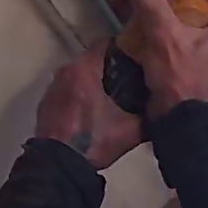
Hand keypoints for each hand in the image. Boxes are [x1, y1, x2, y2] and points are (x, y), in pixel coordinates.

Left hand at [35, 44, 142, 169]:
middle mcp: (65, 71)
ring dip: (91, 81)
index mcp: (84, 69)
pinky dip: (77, 94)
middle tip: (127, 79)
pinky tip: (89, 111)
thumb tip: (162, 107)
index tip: (134, 57)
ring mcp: (52, 86)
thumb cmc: (94, 140)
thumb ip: (148, 115)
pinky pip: (66, 89)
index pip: (104, 43)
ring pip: (77, 74)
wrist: (59, 165)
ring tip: (109, 96)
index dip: (121, 47)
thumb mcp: (130, 130)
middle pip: (91, 59)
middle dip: (108, 67)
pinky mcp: (45, 103)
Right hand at [124, 0, 207, 119]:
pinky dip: (167, 34)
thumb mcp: (164, 34)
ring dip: (172, 17)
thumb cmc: (179, 74)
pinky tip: (148, 28)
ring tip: (152, 3)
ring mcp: (207, 57)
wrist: (176, 118)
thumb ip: (151, 5)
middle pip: (204, 11)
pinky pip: (180, 42)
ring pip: (190, 27)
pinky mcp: (192, 68)